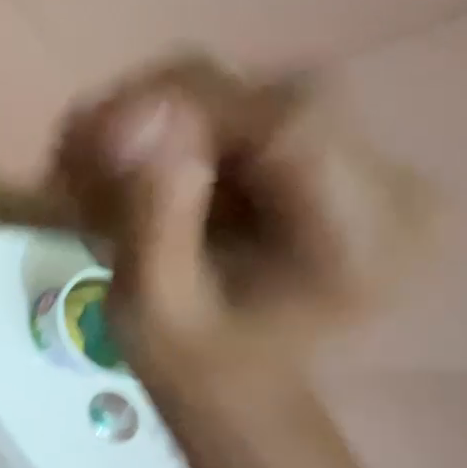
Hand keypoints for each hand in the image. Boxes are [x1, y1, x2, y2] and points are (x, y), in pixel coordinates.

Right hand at [53, 59, 434, 399]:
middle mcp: (386, 184)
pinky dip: (162, 125)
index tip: (91, 140)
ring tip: (89, 167)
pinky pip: (234, 105)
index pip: (287, 119)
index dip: (182, 109)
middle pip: (268, 89)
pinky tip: (121, 167)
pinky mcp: (318, 155)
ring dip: (150, 113)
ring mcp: (357, 164)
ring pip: (244, 86)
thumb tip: (136, 118)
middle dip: (158, 109)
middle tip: (80, 157)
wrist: (233, 381)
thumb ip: (151, 213)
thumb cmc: (190, 358)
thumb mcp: (152, 303)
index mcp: (362, 233)